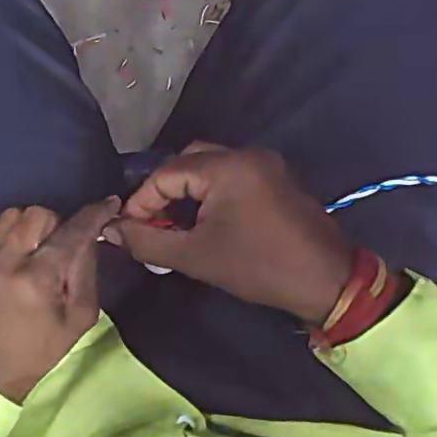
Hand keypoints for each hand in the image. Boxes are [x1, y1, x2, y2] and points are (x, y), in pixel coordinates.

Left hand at [0, 197, 118, 402]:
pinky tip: (20, 250)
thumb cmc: (45, 350)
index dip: (94, 215)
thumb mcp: (80, 317)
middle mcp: (7, 261)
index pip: (71, 232)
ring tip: (40, 248)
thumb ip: (86, 270)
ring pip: (14, 214)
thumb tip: (89, 235)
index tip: (109, 204)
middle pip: (39, 214)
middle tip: (64, 247)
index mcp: (37, 279)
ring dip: (33, 224)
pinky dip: (12, 230)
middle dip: (58, 223)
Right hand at [103, 143, 353, 323]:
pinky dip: (209, 191)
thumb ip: (146, 241)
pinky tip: (202, 220)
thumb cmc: (257, 267)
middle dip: (162, 191)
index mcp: (227, 168)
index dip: (141, 201)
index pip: (166, 173)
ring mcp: (265, 164)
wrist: (326, 281)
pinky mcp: (276, 178)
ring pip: (209, 165)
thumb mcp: (194, 257)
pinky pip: (231, 174)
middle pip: (187, 160)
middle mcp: (246, 155)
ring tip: (173, 224)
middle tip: (151, 223)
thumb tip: (110, 230)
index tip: (130, 229)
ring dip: (185, 190)